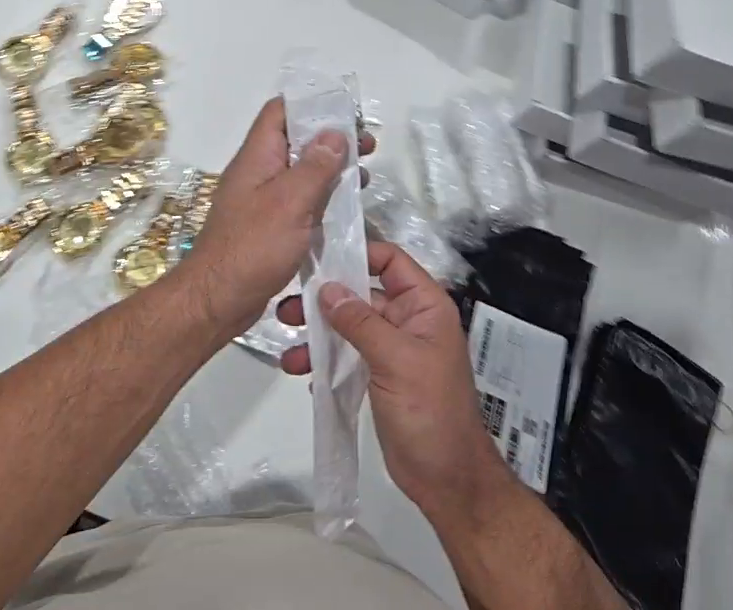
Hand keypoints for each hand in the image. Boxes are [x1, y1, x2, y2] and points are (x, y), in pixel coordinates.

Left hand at [173, 97, 371, 338]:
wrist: (217, 300)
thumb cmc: (253, 247)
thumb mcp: (290, 202)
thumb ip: (315, 167)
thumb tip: (335, 133)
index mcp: (258, 156)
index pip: (280, 111)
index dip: (312, 105)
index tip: (348, 114)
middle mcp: (258, 172)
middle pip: (296, 140)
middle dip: (331, 140)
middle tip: (367, 148)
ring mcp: (262, 200)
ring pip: (300, 173)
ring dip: (331, 171)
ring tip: (363, 178)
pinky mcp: (270, 226)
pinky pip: (300, 202)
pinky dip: (323, 199)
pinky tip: (345, 211)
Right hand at [277, 240, 508, 518]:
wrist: (446, 478)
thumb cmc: (430, 411)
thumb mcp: (396, 360)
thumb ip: (361, 322)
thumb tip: (326, 289)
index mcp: (424, 307)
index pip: (390, 261)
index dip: (358, 254)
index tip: (317, 257)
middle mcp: (408, 321)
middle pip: (361, 294)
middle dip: (324, 300)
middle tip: (286, 310)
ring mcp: (392, 350)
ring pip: (349, 327)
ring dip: (318, 335)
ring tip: (286, 350)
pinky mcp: (378, 376)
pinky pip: (347, 356)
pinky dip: (324, 361)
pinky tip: (302, 374)